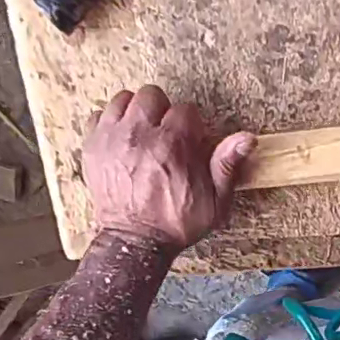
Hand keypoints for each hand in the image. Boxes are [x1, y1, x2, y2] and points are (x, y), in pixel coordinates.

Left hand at [83, 85, 256, 252]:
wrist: (136, 243)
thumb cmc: (176, 225)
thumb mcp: (214, 202)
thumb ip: (227, 166)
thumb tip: (246, 139)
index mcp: (173, 144)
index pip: (185, 110)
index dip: (190, 127)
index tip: (188, 144)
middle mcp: (141, 134)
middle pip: (152, 96)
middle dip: (160, 113)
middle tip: (163, 136)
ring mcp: (113, 139)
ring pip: (123, 100)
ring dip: (134, 113)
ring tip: (141, 135)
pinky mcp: (93, 148)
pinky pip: (98, 116)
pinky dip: (109, 125)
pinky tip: (120, 142)